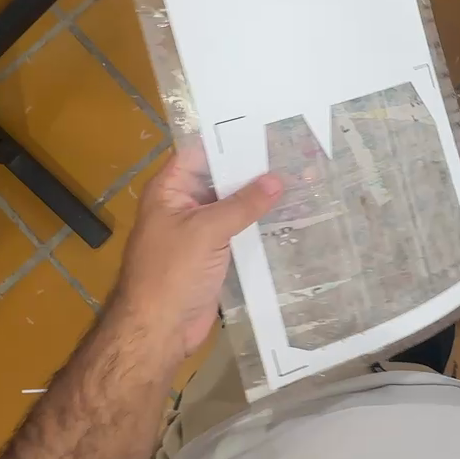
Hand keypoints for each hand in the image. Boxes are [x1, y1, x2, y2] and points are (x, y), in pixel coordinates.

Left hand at [110, 149, 280, 361]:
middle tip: (294, 152)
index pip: (200, 152)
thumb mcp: (206, 231)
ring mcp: (200, 231)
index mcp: (170, 190)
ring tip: (301, 179)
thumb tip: (277, 179)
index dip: (230, 139)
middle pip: (221, 178)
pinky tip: (290, 215)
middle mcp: (184, 205)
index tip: (266, 127)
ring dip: (261, 198)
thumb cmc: (172, 273)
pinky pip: (241, 230)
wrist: (158, 331)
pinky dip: (261, 223)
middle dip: (254, 169)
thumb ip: (243, 204)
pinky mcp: (215, 254)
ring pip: (234, 205)